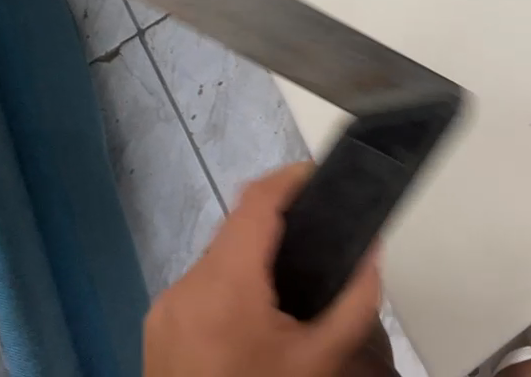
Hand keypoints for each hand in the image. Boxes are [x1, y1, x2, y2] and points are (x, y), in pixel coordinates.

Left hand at [144, 163, 385, 376]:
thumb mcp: (320, 363)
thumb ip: (356, 301)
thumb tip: (372, 251)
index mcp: (224, 288)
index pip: (256, 202)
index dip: (289, 176)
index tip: (319, 172)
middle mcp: (185, 288)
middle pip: (237, 226)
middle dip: (278, 221)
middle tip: (320, 232)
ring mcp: (165, 309)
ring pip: (218, 254)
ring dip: (254, 253)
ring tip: (293, 278)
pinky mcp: (158, 328)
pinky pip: (201, 282)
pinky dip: (232, 280)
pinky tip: (258, 310)